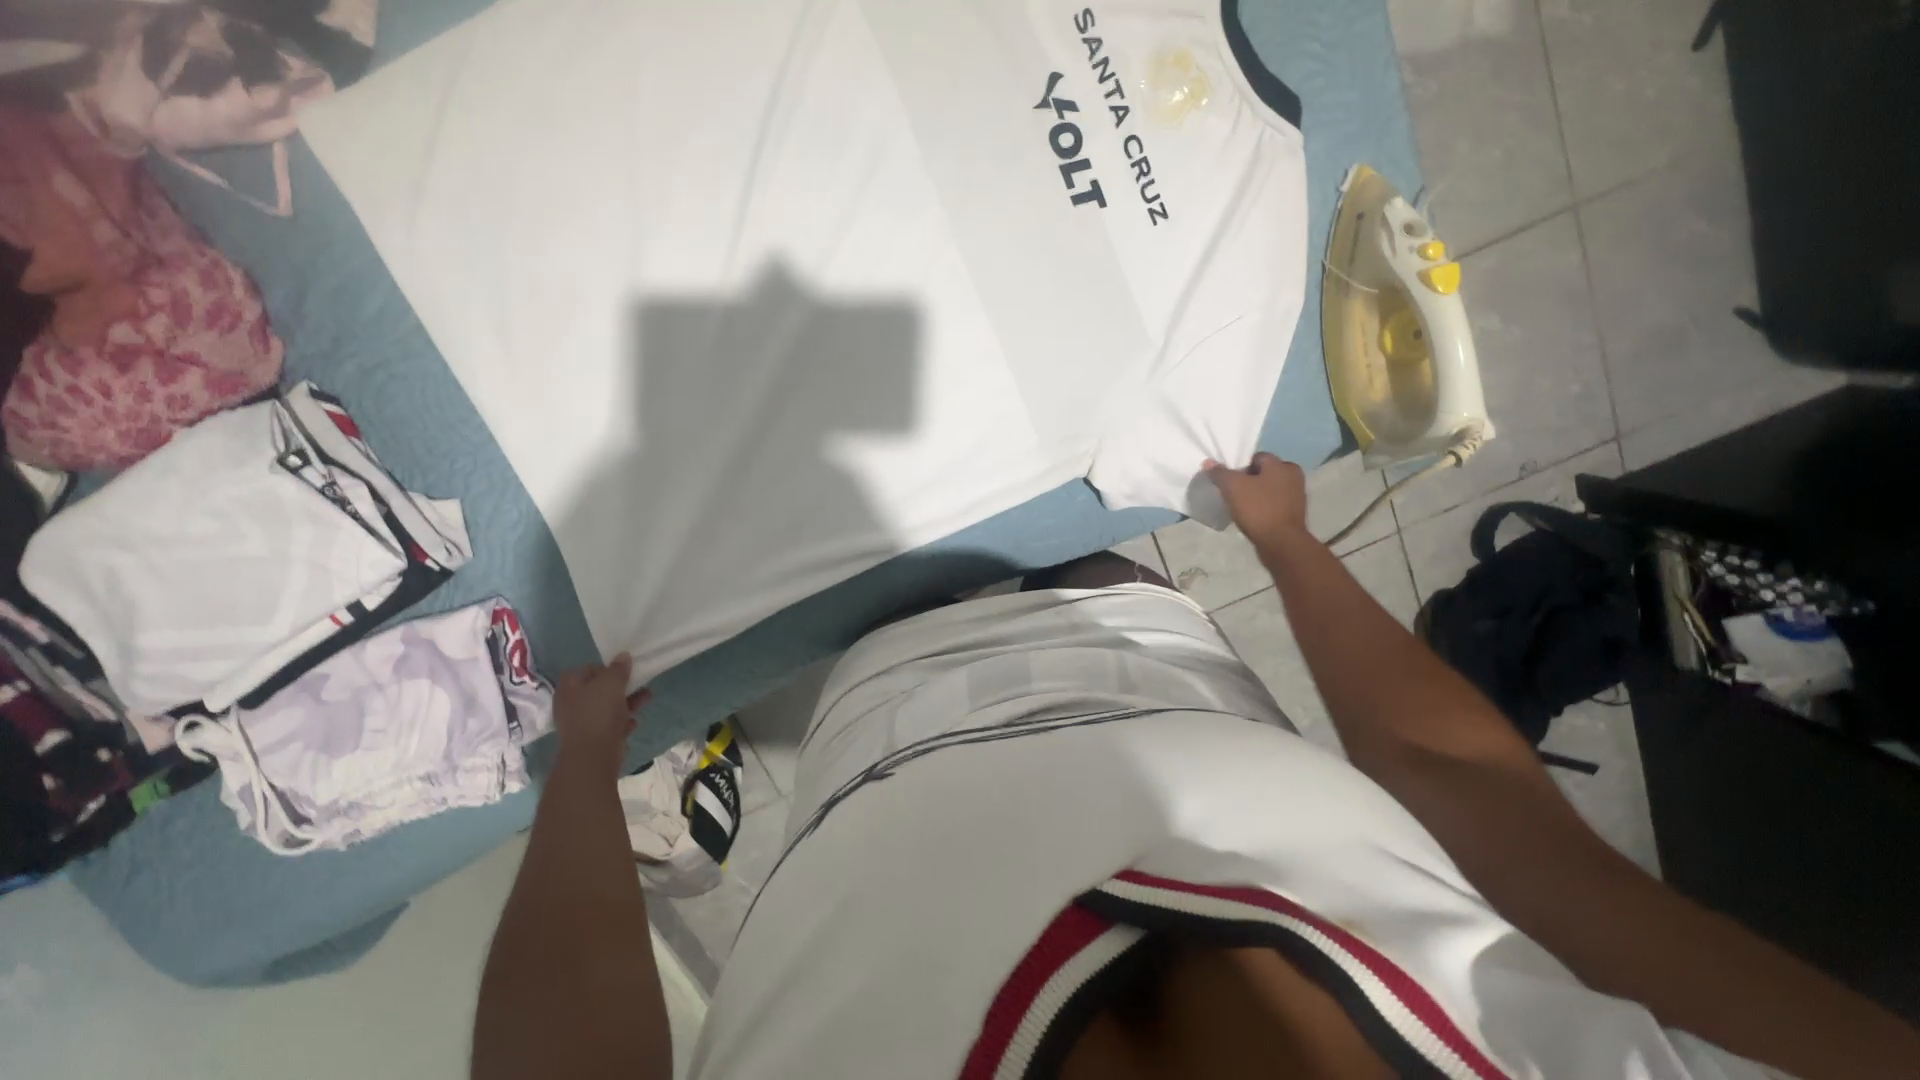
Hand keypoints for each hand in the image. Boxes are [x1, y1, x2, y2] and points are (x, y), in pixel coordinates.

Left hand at [553, 654, 648, 775]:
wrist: (593, 755)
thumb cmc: (598, 712)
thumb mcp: (611, 683)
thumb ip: (618, 668)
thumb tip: (623, 656)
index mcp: (569, 688)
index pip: (582, 671)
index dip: (601, 668)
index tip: (619, 669)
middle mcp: (571, 705)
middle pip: (596, 690)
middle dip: (619, 686)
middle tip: (636, 681)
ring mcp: (581, 724)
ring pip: (606, 708)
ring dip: (626, 702)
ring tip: (647, 697)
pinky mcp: (593, 739)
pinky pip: (610, 726)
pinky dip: (622, 722)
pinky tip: (634, 722)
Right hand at [1204, 453, 1309, 550]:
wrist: (1281, 543)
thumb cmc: (1258, 509)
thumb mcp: (1233, 487)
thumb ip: (1220, 473)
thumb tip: (1209, 463)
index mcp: (1282, 465)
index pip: (1256, 458)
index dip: (1239, 467)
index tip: (1228, 481)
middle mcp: (1293, 476)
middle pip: (1263, 473)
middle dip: (1247, 481)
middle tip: (1232, 493)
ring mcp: (1296, 496)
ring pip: (1268, 489)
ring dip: (1255, 495)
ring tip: (1240, 507)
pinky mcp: (1294, 513)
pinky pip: (1273, 504)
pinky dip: (1262, 508)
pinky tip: (1251, 517)